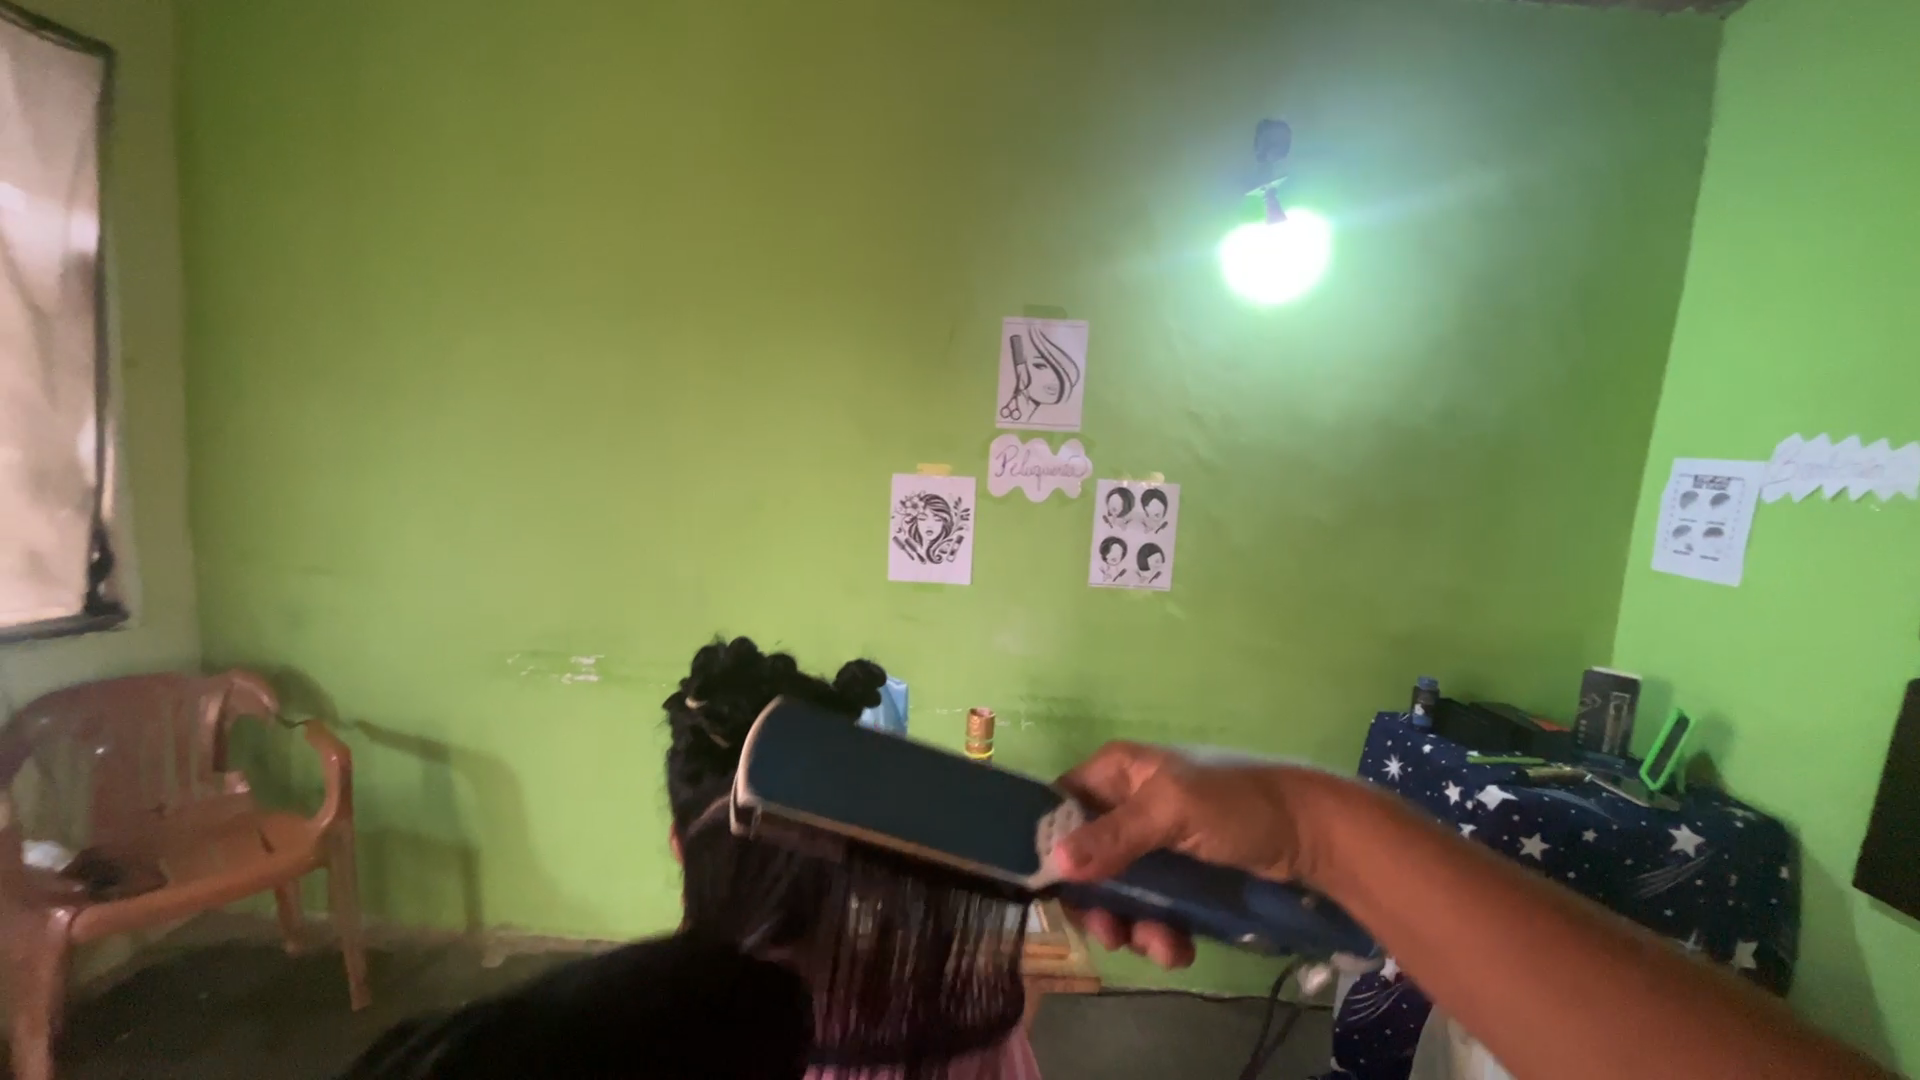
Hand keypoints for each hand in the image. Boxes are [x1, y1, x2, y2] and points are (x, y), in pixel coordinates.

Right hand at [1049, 742, 1323, 969]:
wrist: (1308, 836)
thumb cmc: (1235, 806)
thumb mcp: (1172, 812)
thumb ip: (1115, 836)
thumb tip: (1056, 863)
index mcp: (1116, 772)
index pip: (1061, 805)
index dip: (1052, 846)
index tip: (1057, 889)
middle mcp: (1124, 804)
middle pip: (1082, 858)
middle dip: (1097, 901)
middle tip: (1112, 933)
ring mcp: (1149, 843)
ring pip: (1113, 891)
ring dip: (1130, 926)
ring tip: (1161, 946)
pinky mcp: (1173, 875)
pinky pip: (1145, 908)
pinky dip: (1156, 932)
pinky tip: (1178, 947)